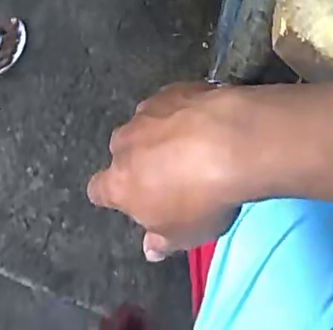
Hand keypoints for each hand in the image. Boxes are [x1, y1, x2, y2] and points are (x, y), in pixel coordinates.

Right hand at [88, 82, 255, 259]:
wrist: (234, 140)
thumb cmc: (204, 198)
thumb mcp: (185, 235)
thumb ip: (162, 240)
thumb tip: (151, 246)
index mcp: (120, 183)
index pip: (99, 190)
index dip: (115, 193)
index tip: (135, 197)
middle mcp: (127, 141)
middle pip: (122, 148)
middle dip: (139, 156)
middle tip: (169, 168)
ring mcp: (152, 108)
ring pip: (146, 120)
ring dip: (161, 129)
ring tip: (191, 139)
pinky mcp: (177, 86)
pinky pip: (173, 100)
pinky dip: (183, 108)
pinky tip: (204, 117)